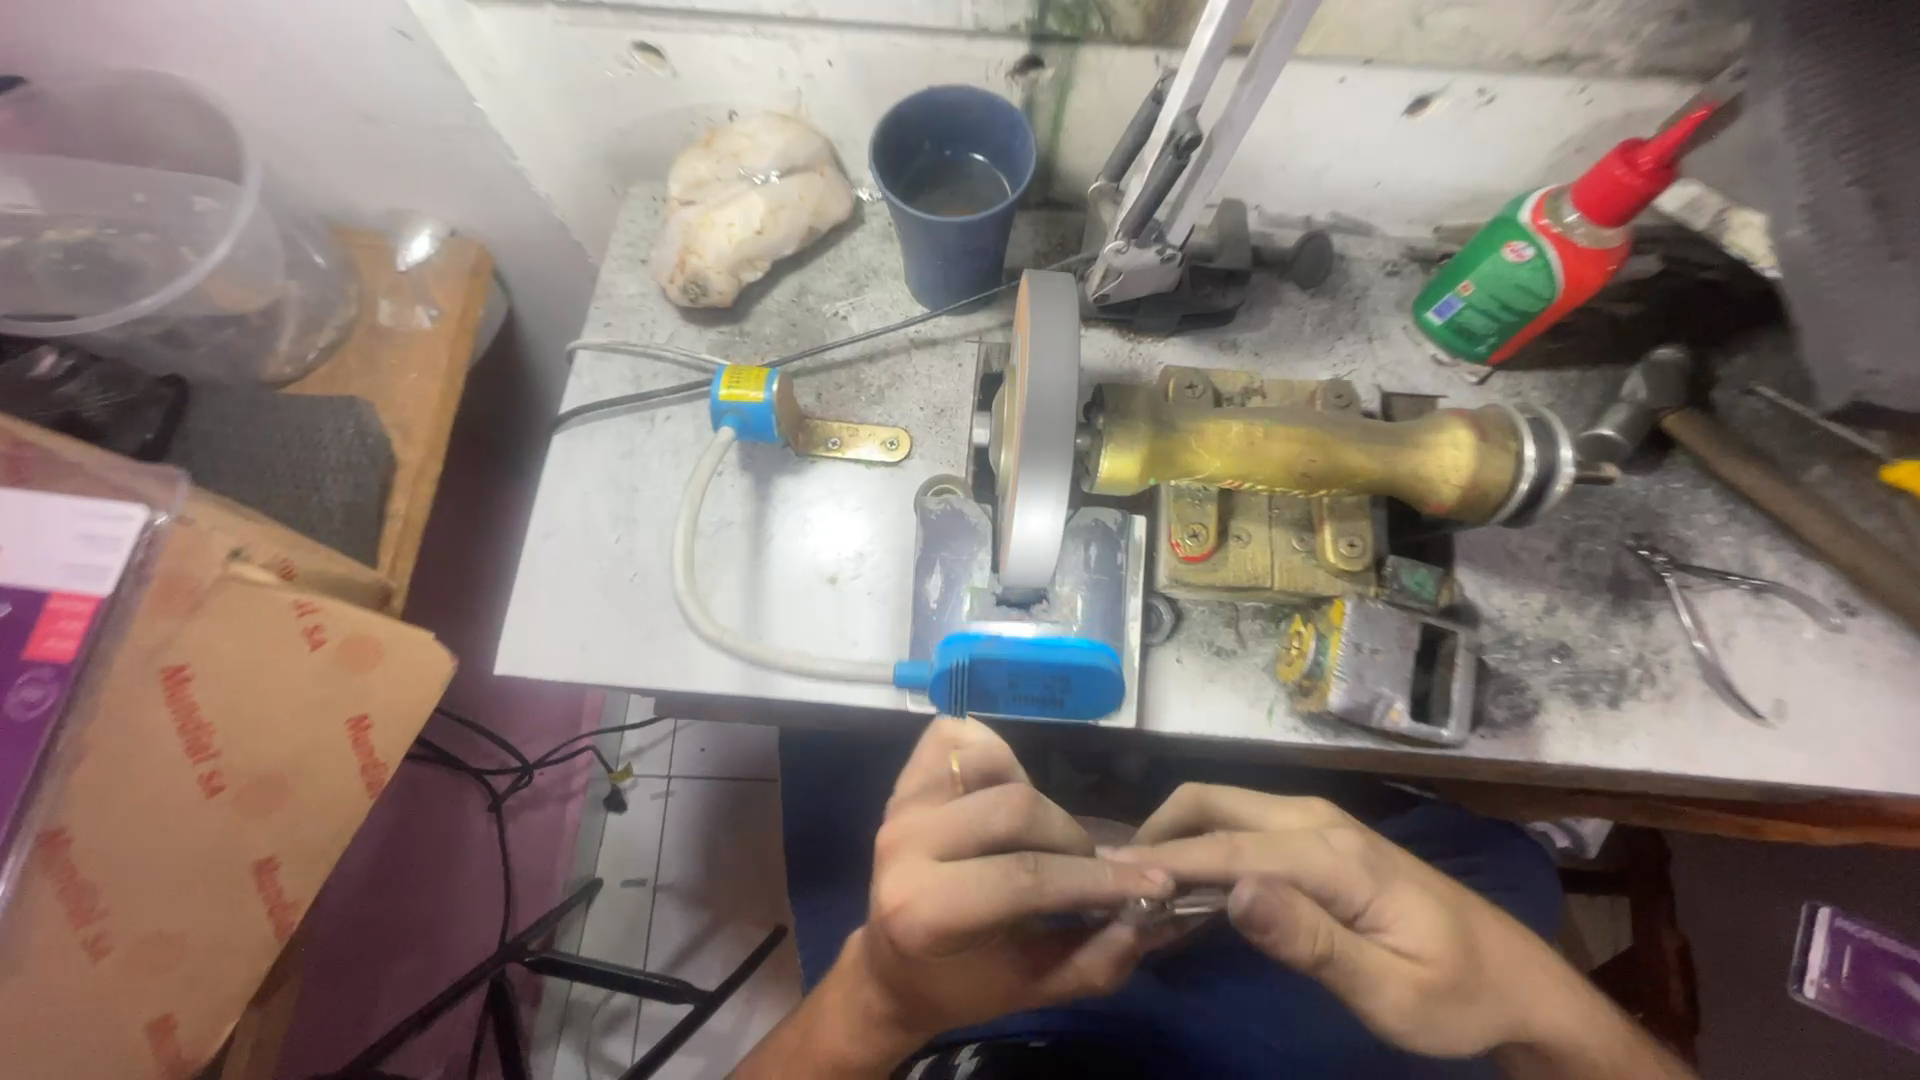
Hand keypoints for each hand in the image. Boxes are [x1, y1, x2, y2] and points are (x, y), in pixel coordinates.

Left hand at [833, 716, 1177, 1048]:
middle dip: (1069, 838)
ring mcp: (901, 805)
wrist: (891, 963)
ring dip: (1031, 792)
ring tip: (1041, 834)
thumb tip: (1146, 917)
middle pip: (1014, 809)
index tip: (1153, 883)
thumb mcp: (1029, 990)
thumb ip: (1092, 961)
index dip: (1095, 878)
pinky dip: (991, 755)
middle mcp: (904, 845)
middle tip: (1088, 867)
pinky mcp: (903, 782)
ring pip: (990, 761)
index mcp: (925, 910)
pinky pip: (954, 736)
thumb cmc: (960, 982)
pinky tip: (1004, 793)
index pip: (1024, 877)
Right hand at [1108, 784, 1572, 1059]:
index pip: (1224, 849)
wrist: (1518, 978)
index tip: (1104, 874)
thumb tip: (1235, 890)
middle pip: (1210, 802)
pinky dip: (1203, 845)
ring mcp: (1315, 821)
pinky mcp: (1317, 836)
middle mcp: (1313, 819)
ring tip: (1142, 886)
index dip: (1162, 862)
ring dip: (1176, 837)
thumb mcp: (1393, 993)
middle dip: (1156, 833)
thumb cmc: (1456, 995)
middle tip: (1116, 881)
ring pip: (1221, 808)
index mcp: (1330, 854)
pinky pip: (1241, 826)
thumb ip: (1312, 941)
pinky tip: (1189, 886)